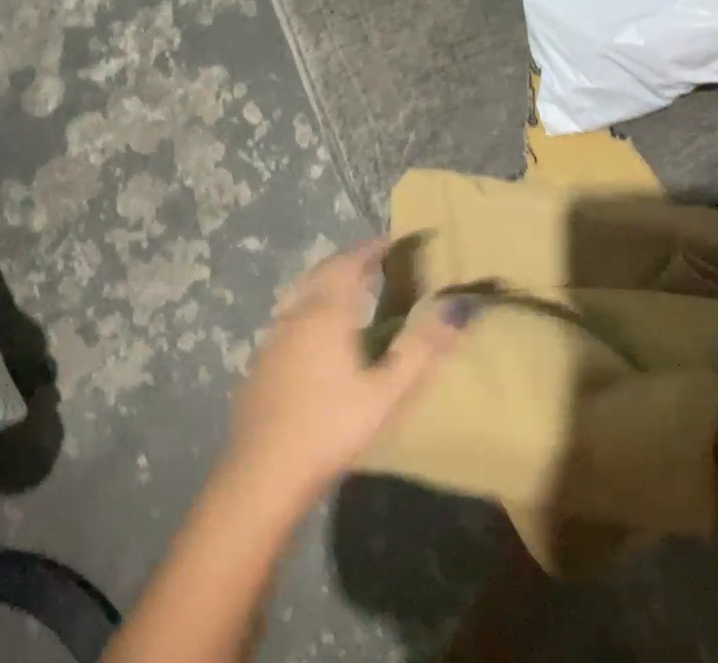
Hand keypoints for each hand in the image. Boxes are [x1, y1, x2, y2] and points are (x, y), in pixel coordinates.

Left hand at [228, 240, 470, 493]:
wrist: (264, 473)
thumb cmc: (333, 427)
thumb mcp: (389, 392)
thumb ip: (422, 348)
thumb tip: (458, 309)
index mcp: (327, 314)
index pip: (350, 265)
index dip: (371, 249)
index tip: (393, 242)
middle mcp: (296, 316)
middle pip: (321, 274)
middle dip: (348, 261)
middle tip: (374, 261)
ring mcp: (272, 340)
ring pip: (300, 295)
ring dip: (325, 283)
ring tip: (349, 291)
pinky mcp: (259, 365)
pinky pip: (288, 319)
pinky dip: (308, 309)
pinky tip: (317, 336)